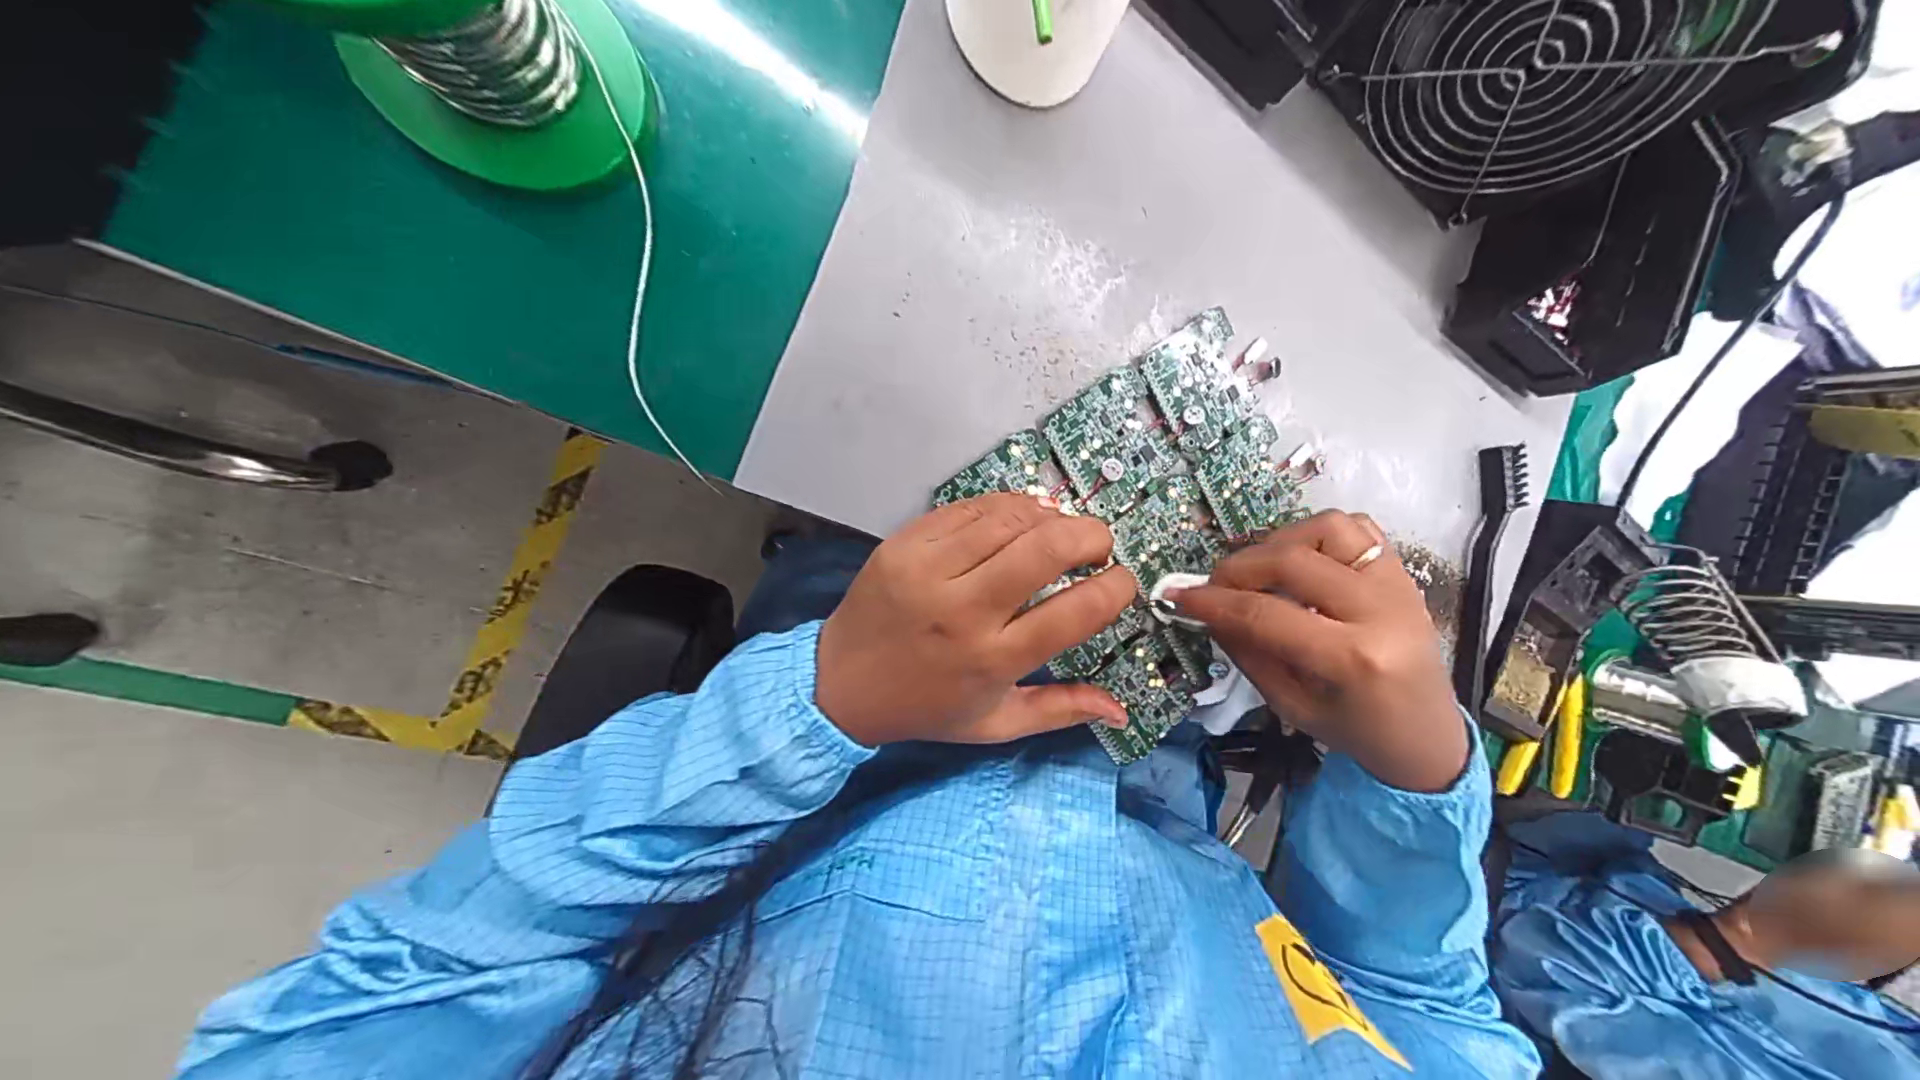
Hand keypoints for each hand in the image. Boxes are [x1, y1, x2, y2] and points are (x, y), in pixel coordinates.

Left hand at [816, 493, 1136, 745]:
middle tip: (1098, 546)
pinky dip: (1006, 506)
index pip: (1077, 611)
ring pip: (1010, 517)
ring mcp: (929, 570)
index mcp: (993, 659)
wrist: (840, 684)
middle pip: (1047, 548)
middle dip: (1091, 536)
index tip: (1120, 582)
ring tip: (1059, 530)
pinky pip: (968, 508)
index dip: (1116, 587)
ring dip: (1050, 516)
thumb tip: (1121, 710)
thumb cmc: (924, 707)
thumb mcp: (994, 725)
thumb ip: (1060, 712)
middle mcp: (964, 610)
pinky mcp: (903, 544)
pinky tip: (1019, 518)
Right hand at [1169, 510, 1466, 791]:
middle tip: (1213, 586)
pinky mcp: (1403, 573)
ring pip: (1326, 528)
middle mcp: (1381, 610)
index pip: (1265, 614)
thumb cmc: (1354, 729)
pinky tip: (1300, 558)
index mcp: (1354, 658)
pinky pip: (1358, 528)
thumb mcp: (1289, 704)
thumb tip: (1208, 611)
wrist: (1427, 736)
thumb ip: (1247, 651)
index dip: (1213, 602)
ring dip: (1278, 542)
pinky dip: (1318, 534)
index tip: (1180, 598)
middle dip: (1237, 568)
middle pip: (1291, 560)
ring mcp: (1398, 584)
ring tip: (1259, 570)